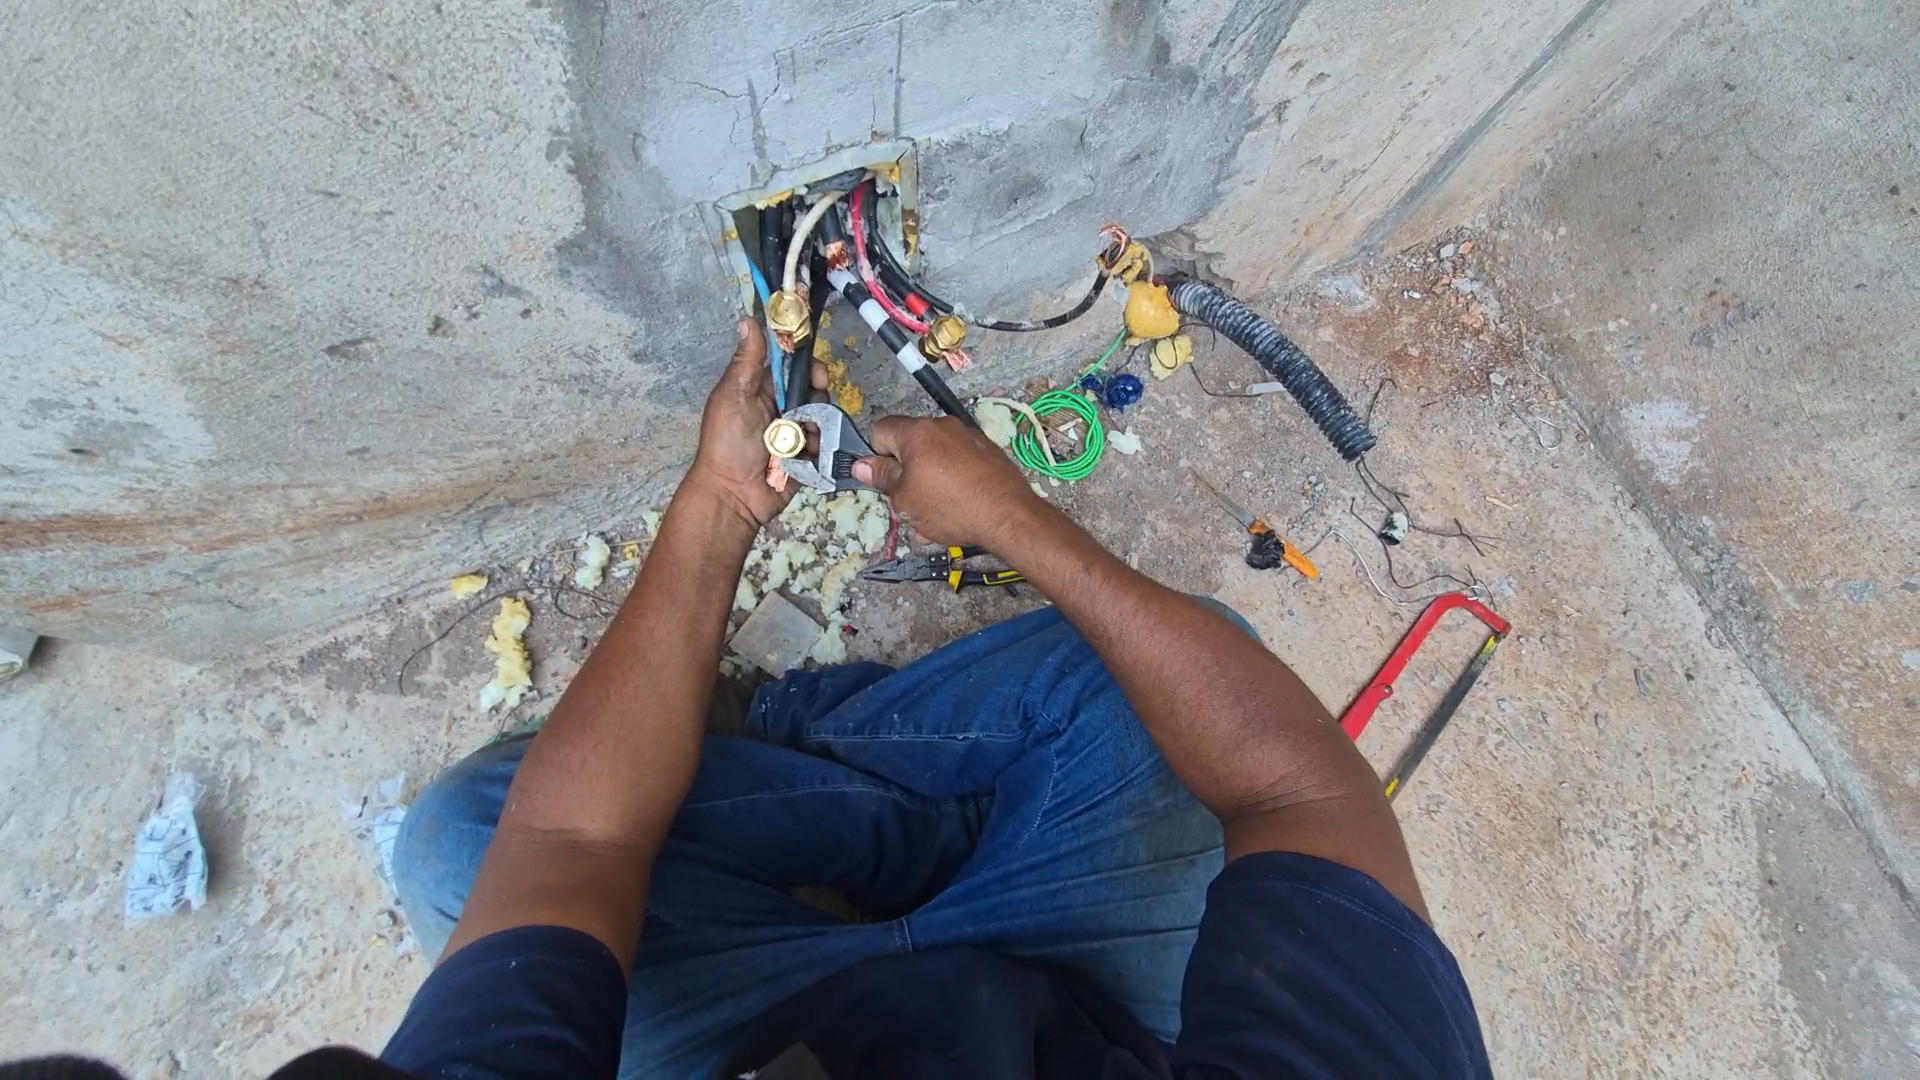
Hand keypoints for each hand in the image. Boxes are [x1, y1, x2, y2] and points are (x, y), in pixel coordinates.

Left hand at [688, 319, 823, 528]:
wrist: (735, 494)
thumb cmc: (727, 444)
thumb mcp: (733, 396)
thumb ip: (747, 361)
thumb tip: (748, 318)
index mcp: (761, 390)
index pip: (791, 366)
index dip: (806, 363)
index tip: (815, 370)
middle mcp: (781, 408)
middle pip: (813, 388)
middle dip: (817, 393)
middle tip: (812, 404)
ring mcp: (796, 432)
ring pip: (823, 414)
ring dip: (818, 422)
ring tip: (803, 436)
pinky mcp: (808, 456)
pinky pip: (826, 442)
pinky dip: (821, 445)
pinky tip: (808, 452)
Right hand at [852, 415, 1051, 548]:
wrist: (1008, 516)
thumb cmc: (953, 508)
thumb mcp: (906, 500)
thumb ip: (882, 478)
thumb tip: (863, 465)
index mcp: (917, 432)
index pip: (881, 429)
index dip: (876, 455)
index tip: (882, 478)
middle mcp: (943, 426)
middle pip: (910, 443)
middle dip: (905, 470)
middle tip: (909, 500)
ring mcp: (968, 436)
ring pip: (935, 455)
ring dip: (929, 477)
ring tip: (936, 509)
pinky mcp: (987, 450)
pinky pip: (958, 461)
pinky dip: (953, 478)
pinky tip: (958, 504)